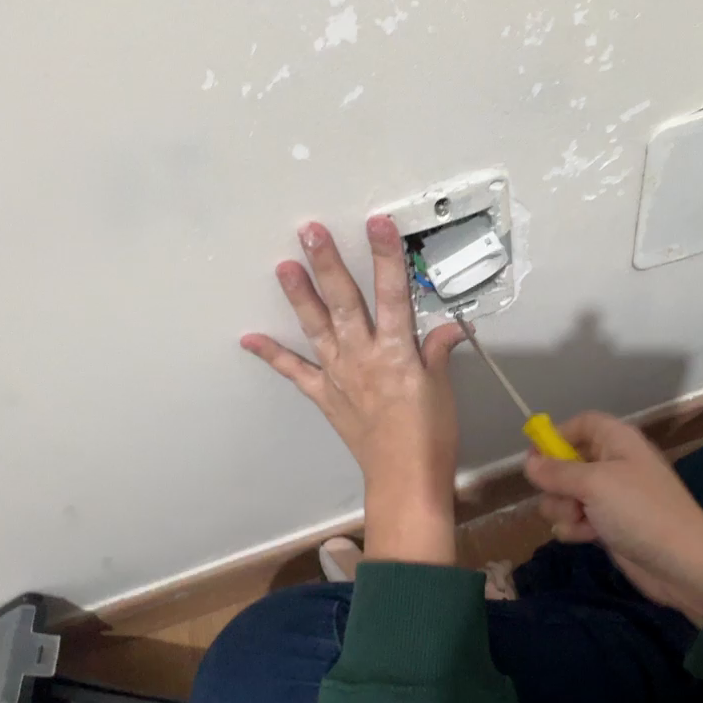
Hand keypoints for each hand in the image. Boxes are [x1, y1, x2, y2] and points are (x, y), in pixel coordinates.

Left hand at [242, 218, 465, 565]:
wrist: (405, 478)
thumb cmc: (429, 435)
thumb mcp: (441, 388)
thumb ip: (438, 352)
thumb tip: (452, 326)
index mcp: (397, 351)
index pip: (393, 293)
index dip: (386, 256)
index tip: (378, 224)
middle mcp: (363, 356)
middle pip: (345, 301)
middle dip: (328, 263)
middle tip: (311, 231)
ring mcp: (339, 375)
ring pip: (316, 327)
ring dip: (299, 295)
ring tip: (283, 265)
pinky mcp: (325, 396)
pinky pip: (296, 372)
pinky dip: (273, 355)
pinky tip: (250, 338)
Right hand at [523, 412, 702, 624]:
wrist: (682, 564)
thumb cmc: (640, 511)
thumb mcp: (594, 484)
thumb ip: (557, 472)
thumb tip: (528, 462)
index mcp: (617, 441)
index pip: (582, 424)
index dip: (557, 435)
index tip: (535, 456)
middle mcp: (613, 464)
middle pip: (567, 462)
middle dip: (556, 482)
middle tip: (563, 497)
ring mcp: (610, 497)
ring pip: (566, 494)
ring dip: (563, 509)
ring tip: (579, 521)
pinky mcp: (608, 525)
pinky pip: (576, 519)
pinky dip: (575, 528)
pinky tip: (586, 538)